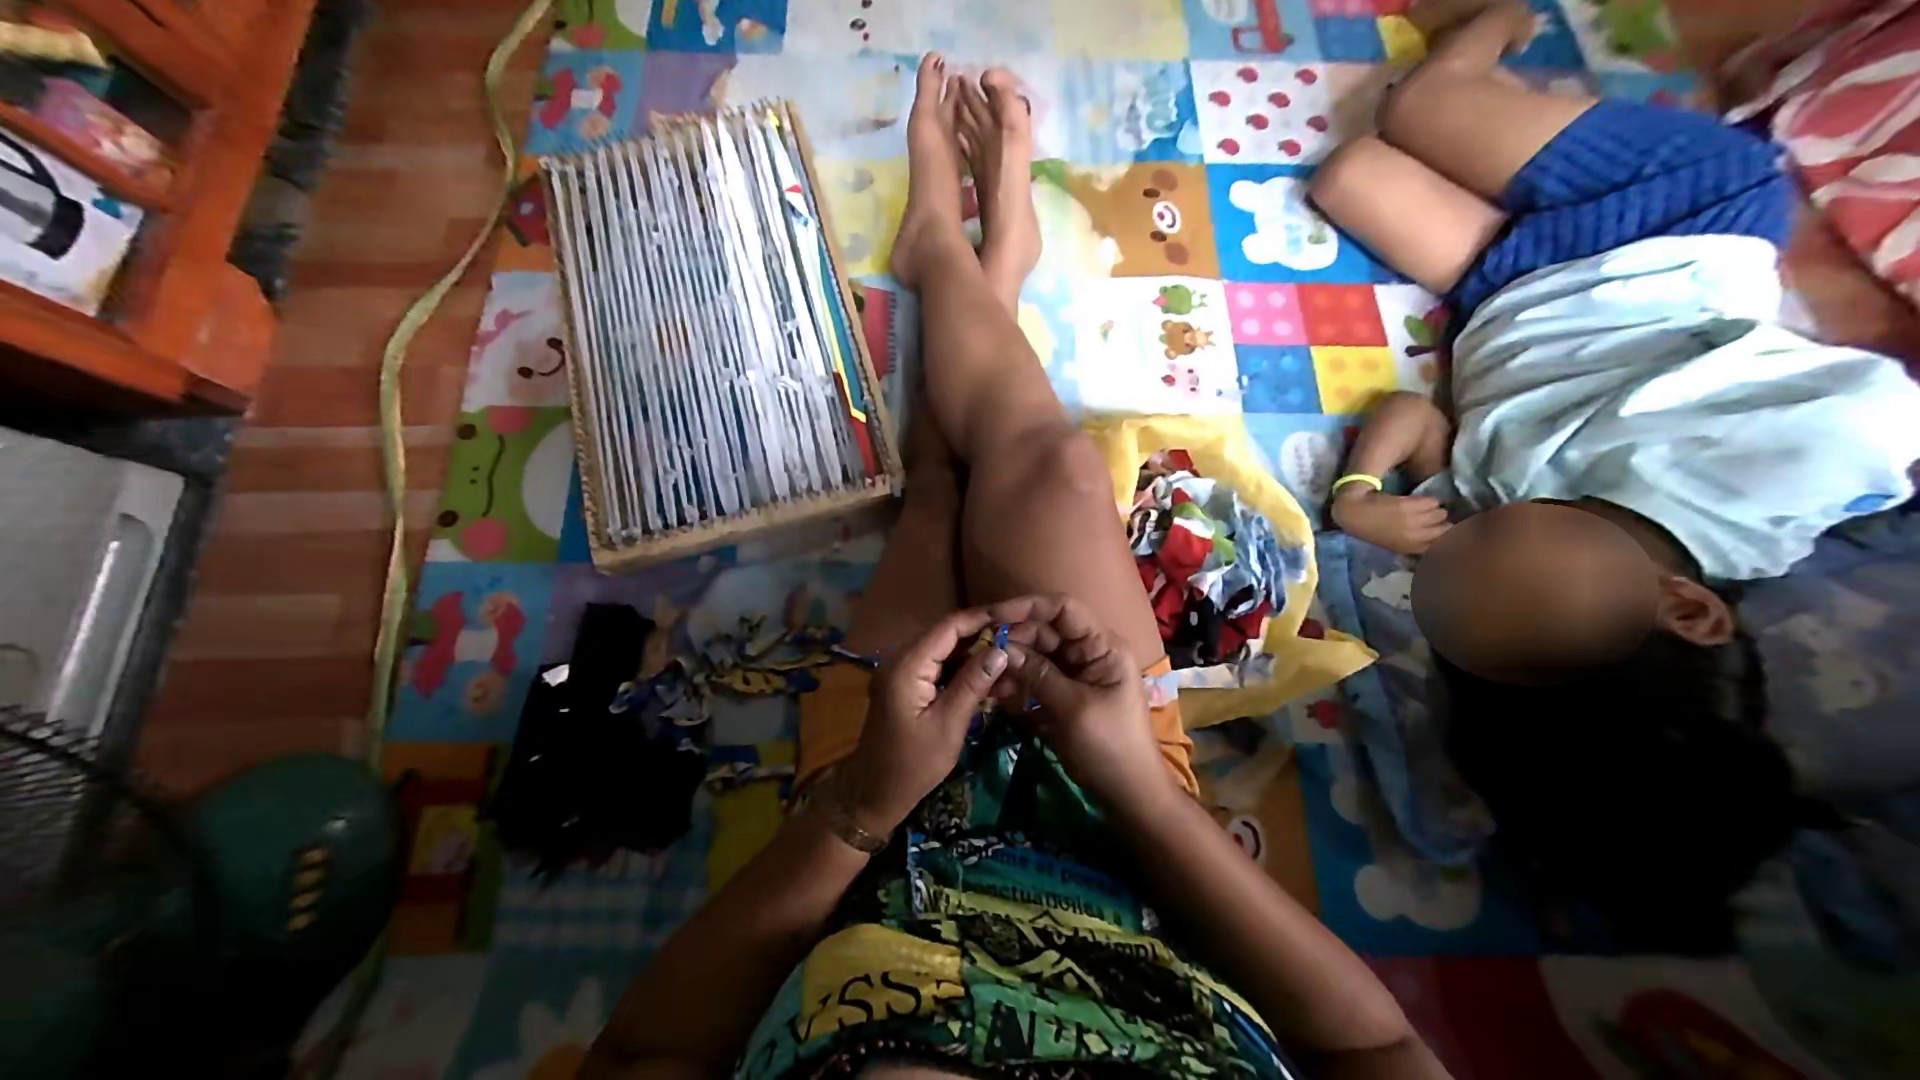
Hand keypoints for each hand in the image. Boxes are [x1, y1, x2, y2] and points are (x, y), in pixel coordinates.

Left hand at [835, 609, 1011, 833]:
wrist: (872, 794)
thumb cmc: (911, 765)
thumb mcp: (948, 726)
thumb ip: (973, 684)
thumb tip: (1001, 650)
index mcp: (906, 666)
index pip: (950, 627)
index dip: (986, 616)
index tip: (1019, 611)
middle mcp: (901, 660)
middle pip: (950, 633)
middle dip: (988, 630)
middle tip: (1025, 627)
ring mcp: (904, 672)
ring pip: (948, 650)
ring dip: (981, 650)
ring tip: (1017, 649)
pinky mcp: (910, 685)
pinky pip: (942, 667)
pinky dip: (967, 668)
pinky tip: (996, 675)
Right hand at [983, 595, 1180, 810]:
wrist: (1128, 794)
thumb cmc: (1110, 747)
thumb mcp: (1073, 709)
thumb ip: (1038, 675)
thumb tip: (1001, 649)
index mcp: (1102, 646)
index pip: (1064, 609)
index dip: (1028, 607)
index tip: (993, 617)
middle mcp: (1088, 653)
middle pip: (1044, 631)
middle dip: (1012, 639)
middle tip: (979, 653)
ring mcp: (1075, 674)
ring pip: (1035, 655)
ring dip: (1010, 664)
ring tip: (986, 680)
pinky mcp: (1062, 695)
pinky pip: (1034, 679)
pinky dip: (1016, 684)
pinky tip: (996, 695)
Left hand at [1331, 487, 1450, 554]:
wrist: (1354, 513)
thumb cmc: (1374, 529)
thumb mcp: (1396, 544)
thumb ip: (1418, 544)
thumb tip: (1443, 543)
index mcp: (1412, 549)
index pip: (1446, 547)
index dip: (1452, 539)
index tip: (1452, 534)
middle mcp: (1417, 537)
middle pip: (1448, 529)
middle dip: (1442, 523)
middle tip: (1433, 519)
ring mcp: (1415, 521)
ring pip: (1442, 513)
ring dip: (1433, 510)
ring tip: (1419, 510)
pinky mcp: (1411, 505)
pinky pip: (1433, 501)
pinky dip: (1426, 500)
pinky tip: (1413, 502)